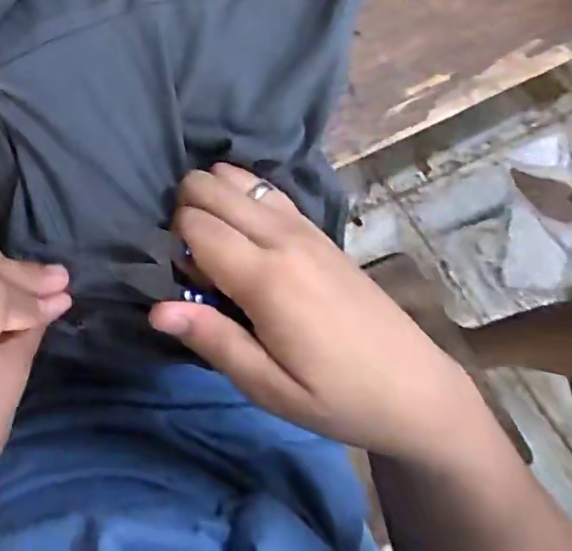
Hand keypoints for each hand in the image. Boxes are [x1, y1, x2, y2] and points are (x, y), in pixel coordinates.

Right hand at [150, 164, 490, 465]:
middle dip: (183, 210)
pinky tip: (240, 228)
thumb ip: (213, 340)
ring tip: (214, 242)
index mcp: (267, 277)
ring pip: (230, 174)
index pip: (193, 223)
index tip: (183, 278)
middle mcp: (281, 235)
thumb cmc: (338, 396)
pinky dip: (236, 191)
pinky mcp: (313, 224)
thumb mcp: (271, 388)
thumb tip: (155, 310)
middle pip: (205, 184)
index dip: (172, 243)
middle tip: (193, 259)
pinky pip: (260, 183)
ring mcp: (300, 223)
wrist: (416, 387)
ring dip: (209, 196)